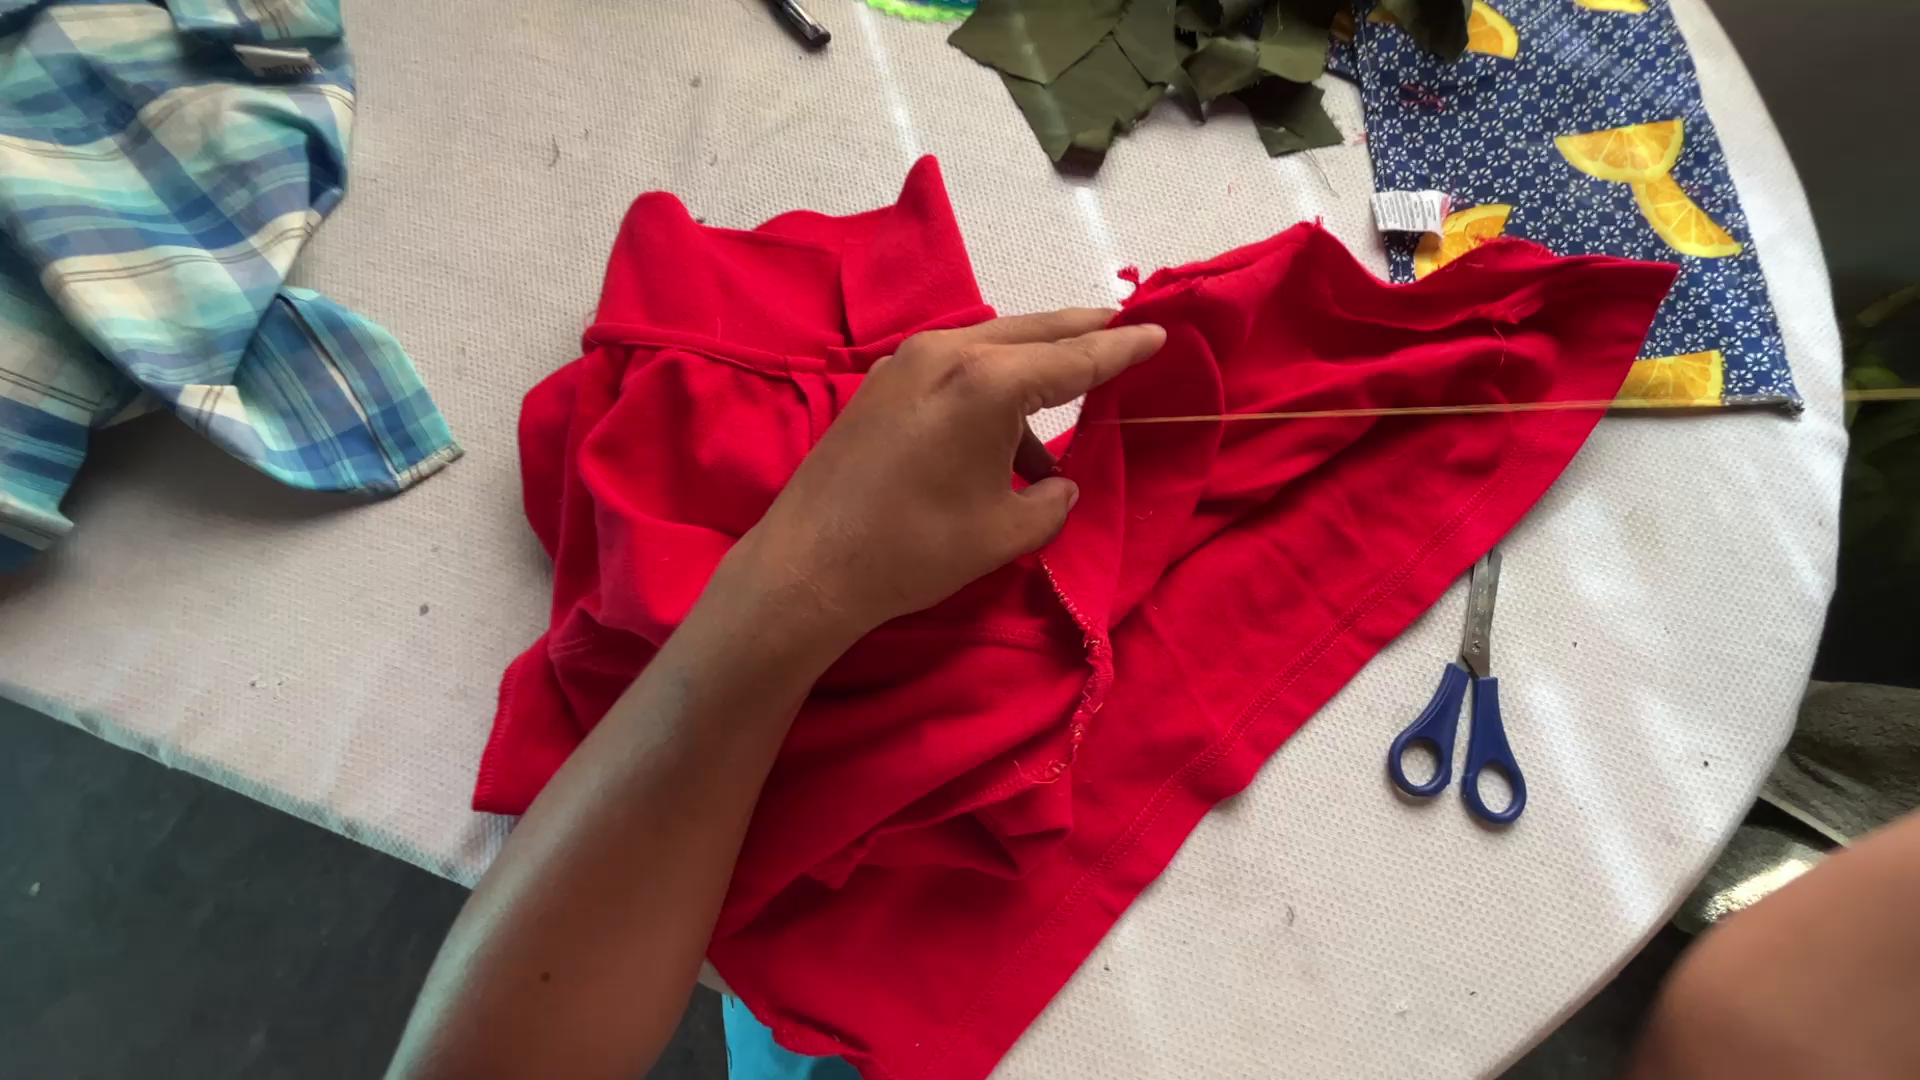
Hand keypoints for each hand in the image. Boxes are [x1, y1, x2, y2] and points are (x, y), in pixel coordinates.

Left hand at [732, 309, 1164, 643]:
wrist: (810, 565)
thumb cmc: (914, 550)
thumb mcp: (1002, 534)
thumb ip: (1049, 504)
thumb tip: (1058, 485)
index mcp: (987, 383)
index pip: (1074, 359)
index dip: (1122, 350)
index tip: (1158, 332)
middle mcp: (946, 352)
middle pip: (1031, 332)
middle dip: (1078, 334)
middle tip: (1117, 331)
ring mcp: (905, 362)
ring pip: (987, 350)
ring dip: (1026, 377)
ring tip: (1046, 437)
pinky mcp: (879, 383)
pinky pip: (951, 369)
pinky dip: (983, 390)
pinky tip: (989, 442)